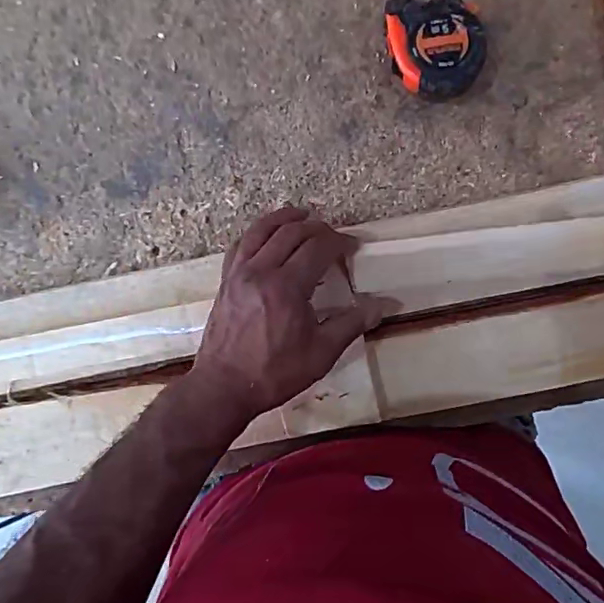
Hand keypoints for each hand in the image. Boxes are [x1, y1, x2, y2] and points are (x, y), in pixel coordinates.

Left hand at [188, 207, 380, 424]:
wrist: (223, 387)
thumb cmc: (275, 373)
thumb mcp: (321, 353)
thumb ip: (352, 324)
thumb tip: (381, 307)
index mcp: (287, 287)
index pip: (318, 247)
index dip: (339, 242)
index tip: (352, 247)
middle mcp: (261, 272)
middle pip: (292, 232)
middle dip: (318, 228)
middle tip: (334, 236)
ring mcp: (239, 273)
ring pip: (263, 230)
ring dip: (285, 218)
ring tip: (302, 214)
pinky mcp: (226, 280)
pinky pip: (242, 244)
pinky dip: (258, 232)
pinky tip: (268, 235)